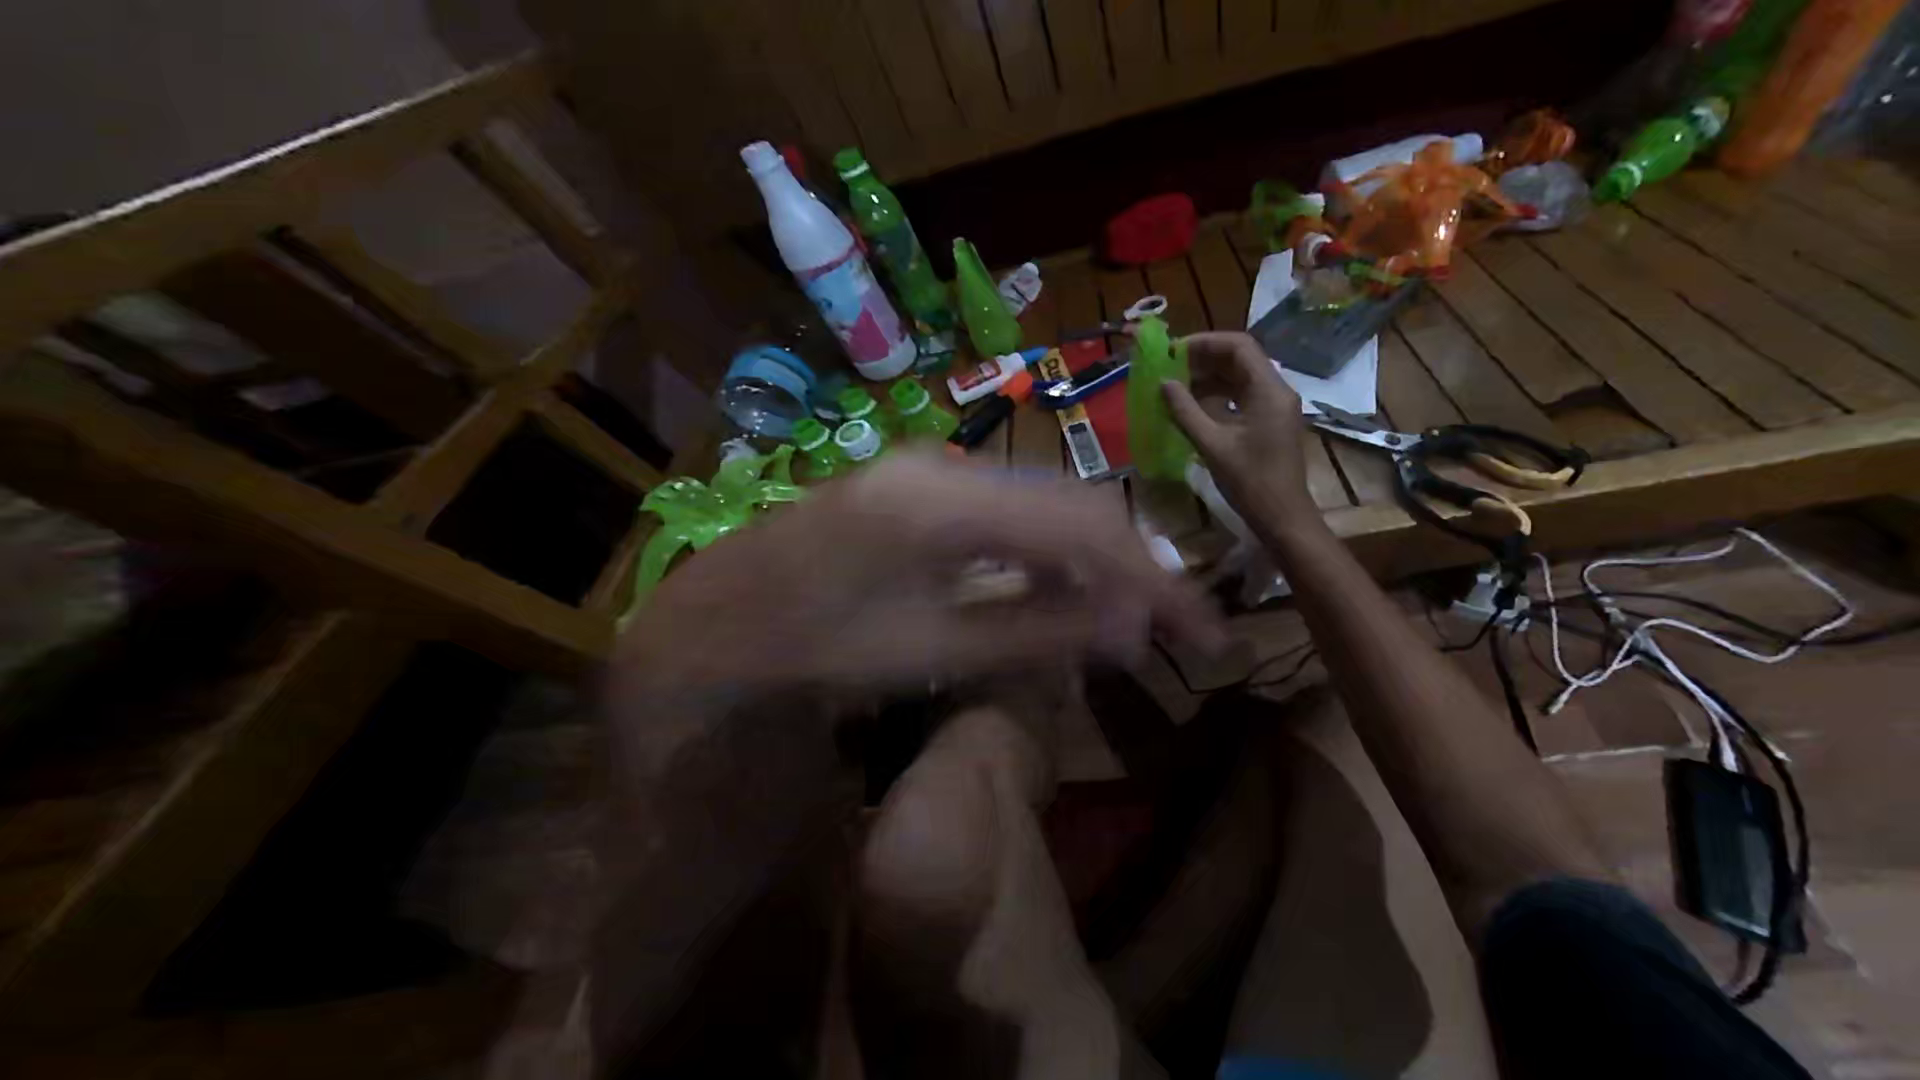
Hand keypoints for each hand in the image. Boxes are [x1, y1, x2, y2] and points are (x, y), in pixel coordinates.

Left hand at [614, 454, 1222, 696]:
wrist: (720, 623)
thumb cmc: (815, 649)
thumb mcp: (931, 651)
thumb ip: (1037, 631)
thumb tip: (1132, 626)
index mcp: (944, 504)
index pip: (1082, 530)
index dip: (1151, 581)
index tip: (1201, 632)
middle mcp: (943, 465)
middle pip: (1070, 506)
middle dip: (1128, 566)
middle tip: (1171, 626)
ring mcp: (927, 466)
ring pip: (1040, 503)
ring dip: (1087, 557)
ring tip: (1122, 616)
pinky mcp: (916, 482)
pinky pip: (1004, 508)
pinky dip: (1043, 549)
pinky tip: (1056, 587)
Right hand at [1161, 331, 1314, 526]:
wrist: (1282, 516)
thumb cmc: (1249, 482)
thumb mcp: (1212, 445)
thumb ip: (1186, 411)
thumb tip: (1164, 383)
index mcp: (1269, 391)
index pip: (1239, 346)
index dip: (1205, 342)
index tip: (1173, 350)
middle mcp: (1276, 391)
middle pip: (1240, 359)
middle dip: (1203, 358)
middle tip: (1168, 366)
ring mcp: (1274, 406)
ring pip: (1239, 377)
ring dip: (1207, 377)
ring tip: (1174, 385)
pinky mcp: (1268, 421)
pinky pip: (1240, 396)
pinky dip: (1216, 395)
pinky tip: (1191, 405)